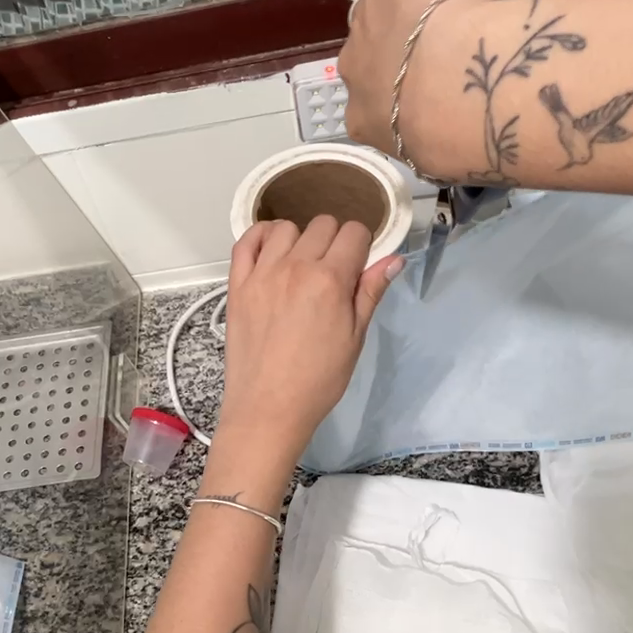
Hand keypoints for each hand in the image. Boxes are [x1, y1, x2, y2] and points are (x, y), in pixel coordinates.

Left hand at [217, 217, 403, 461]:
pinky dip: (260, 236)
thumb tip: (394, 260)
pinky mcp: (238, 285)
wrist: (268, 408)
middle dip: (335, 240)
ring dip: (300, 238)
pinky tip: (271, 250)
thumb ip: (370, 292)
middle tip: (333, 271)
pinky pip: (246, 241)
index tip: (358, 266)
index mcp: (330, 280)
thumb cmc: (318, 380)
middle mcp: (295, 267)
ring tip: (302, 265)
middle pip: (323, 225)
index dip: (363, 246)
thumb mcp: (355, 338)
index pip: (355, 233)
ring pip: (286, 227)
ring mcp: (262, 274)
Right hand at [338, 0, 492, 172]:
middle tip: (448, 47)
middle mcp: (354, 68)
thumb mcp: (433, 156)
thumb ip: (432, 141)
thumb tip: (451, 143)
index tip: (437, 88)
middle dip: (404, 46)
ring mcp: (366, 17)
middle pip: (373, 48)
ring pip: (384, 4)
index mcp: (363, 118)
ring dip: (415, 4)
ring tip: (457, 8)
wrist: (457, 94)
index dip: (403, 90)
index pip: (374, 98)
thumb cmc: (451, 136)